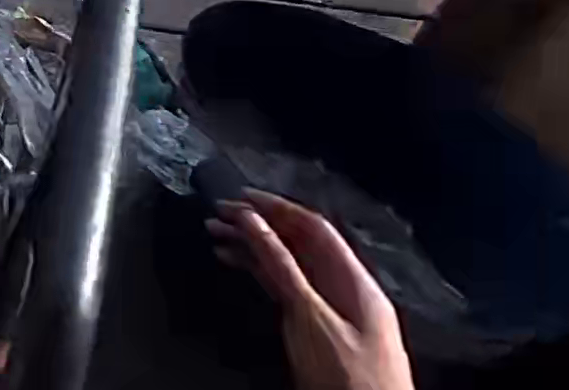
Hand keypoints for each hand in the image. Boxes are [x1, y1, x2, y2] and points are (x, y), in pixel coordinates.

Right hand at [207, 190, 413, 389]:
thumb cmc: (346, 376)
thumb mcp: (310, 316)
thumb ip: (280, 264)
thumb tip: (251, 218)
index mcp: (354, 281)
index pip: (314, 228)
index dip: (278, 207)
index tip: (241, 196)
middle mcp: (342, 287)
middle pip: (297, 242)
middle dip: (258, 223)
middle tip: (220, 212)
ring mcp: (328, 307)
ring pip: (285, 262)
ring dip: (250, 244)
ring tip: (214, 232)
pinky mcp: (313, 326)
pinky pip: (281, 284)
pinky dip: (256, 268)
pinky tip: (230, 258)